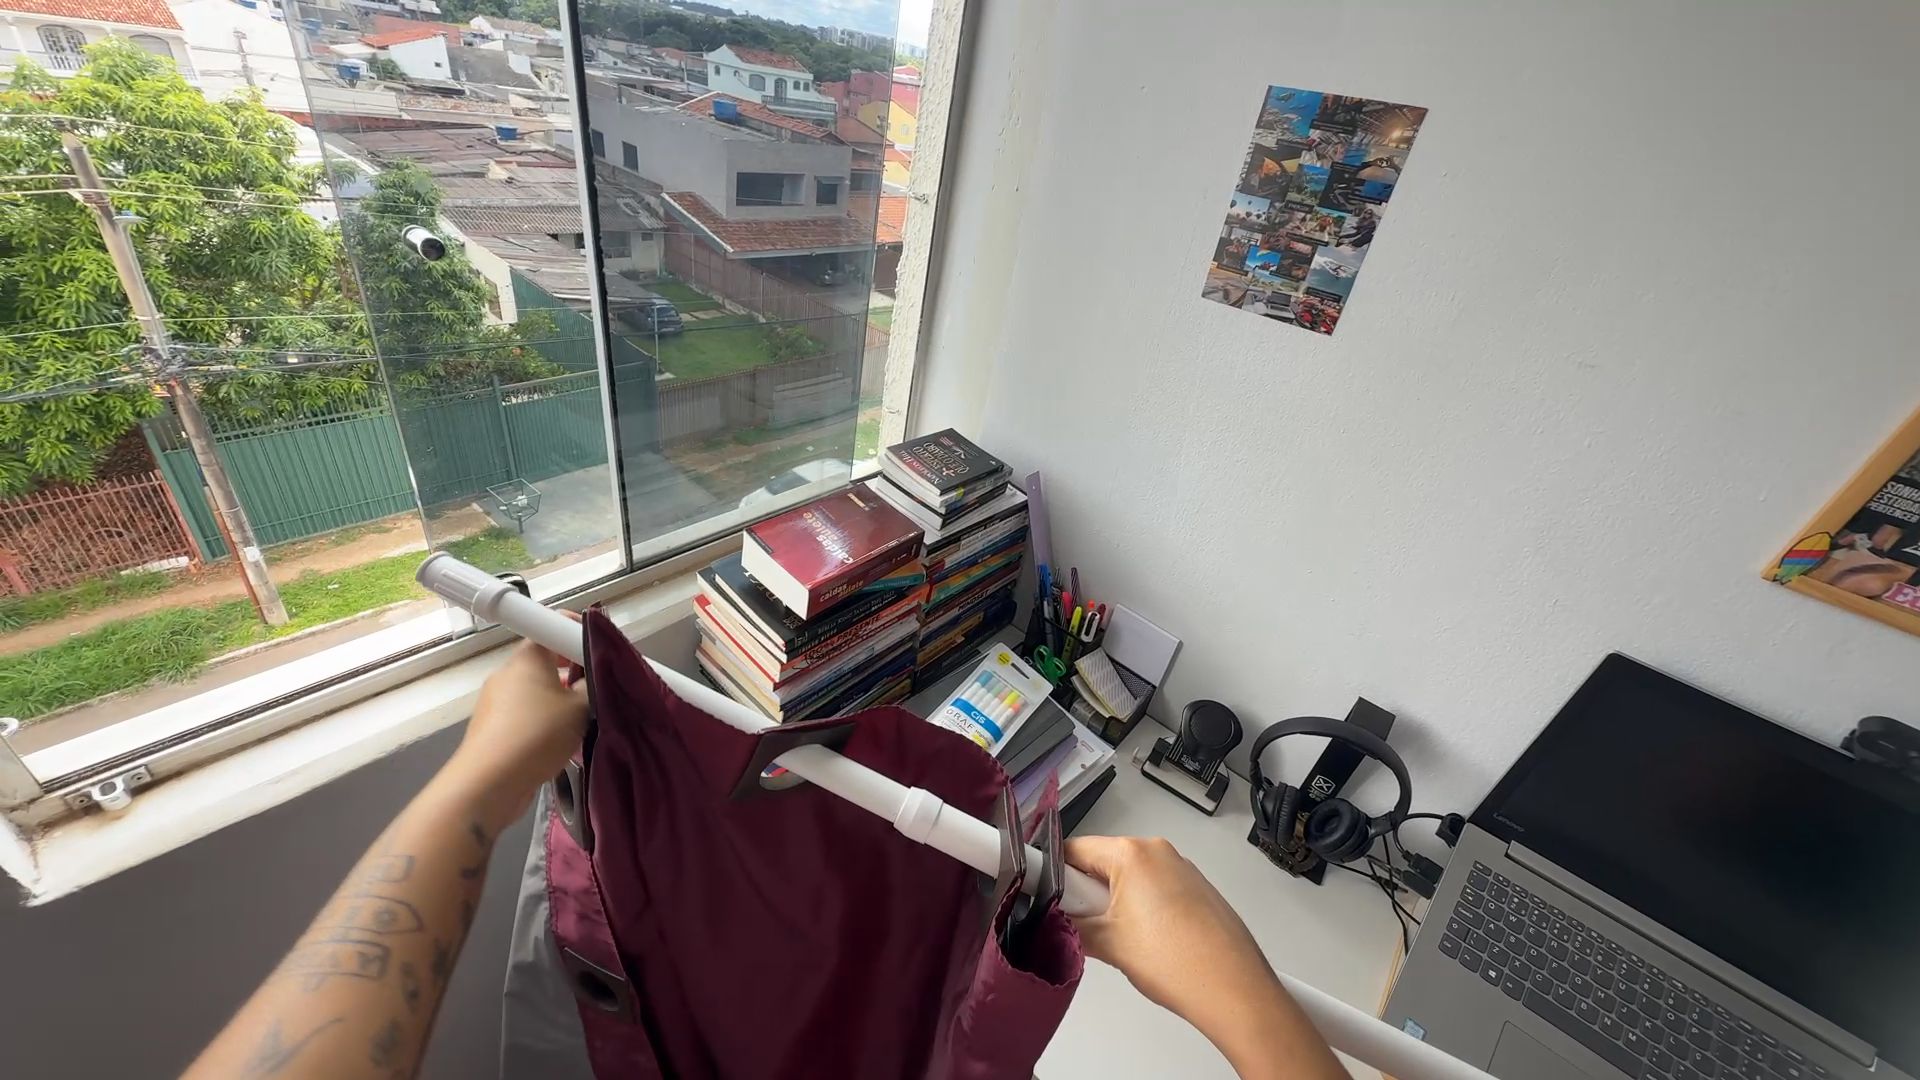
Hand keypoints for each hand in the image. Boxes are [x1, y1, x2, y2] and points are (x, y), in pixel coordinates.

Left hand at [447, 625, 587, 815]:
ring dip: (561, 697)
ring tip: (585, 716)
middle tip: (600, 684)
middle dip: (574, 669)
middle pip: (546, 660)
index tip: (600, 647)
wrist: (488, 784)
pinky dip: (545, 717)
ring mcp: (496, 701)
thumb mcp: (582, 706)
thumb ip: (594, 686)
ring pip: (538, 688)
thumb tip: (595, 679)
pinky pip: (526, 712)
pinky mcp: (492, 728)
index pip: (551, 628)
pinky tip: (562, 737)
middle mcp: (507, 674)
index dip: (577, 632)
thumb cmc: (538, 733)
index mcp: (527, 658)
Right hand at [1065, 836, 1286, 1035]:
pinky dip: (1142, 905)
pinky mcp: (1196, 886)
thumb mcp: (1107, 944)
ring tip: (1122, 939)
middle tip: (1087, 924)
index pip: (1074, 848)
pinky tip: (1148, 940)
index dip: (1053, 871)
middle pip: (1102, 860)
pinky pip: (1155, 886)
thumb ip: (1072, 925)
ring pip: (1129, 875)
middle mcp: (1157, 850)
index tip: (1044, 892)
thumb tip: (1057, 920)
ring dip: (1115, 900)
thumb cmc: (1178, 962)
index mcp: (1132, 853)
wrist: (1234, 991)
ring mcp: (1180, 866)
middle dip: (1088, 891)